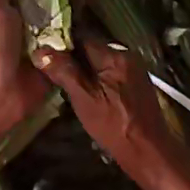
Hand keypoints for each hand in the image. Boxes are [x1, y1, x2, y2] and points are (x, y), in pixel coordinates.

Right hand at [31, 0, 175, 172]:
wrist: (149, 151)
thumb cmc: (114, 126)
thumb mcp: (84, 100)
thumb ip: (64, 72)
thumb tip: (40, 50)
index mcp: (114, 55)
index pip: (82, 37)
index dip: (61, 43)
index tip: (43, 51)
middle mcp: (126, 55)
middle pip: (91, 47)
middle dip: (72, 57)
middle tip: (51, 70)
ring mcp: (133, 68)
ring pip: (99, 60)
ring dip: (83, 68)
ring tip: (64, 81)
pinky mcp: (135, 82)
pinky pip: (109, 71)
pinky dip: (96, 77)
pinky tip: (85, 91)